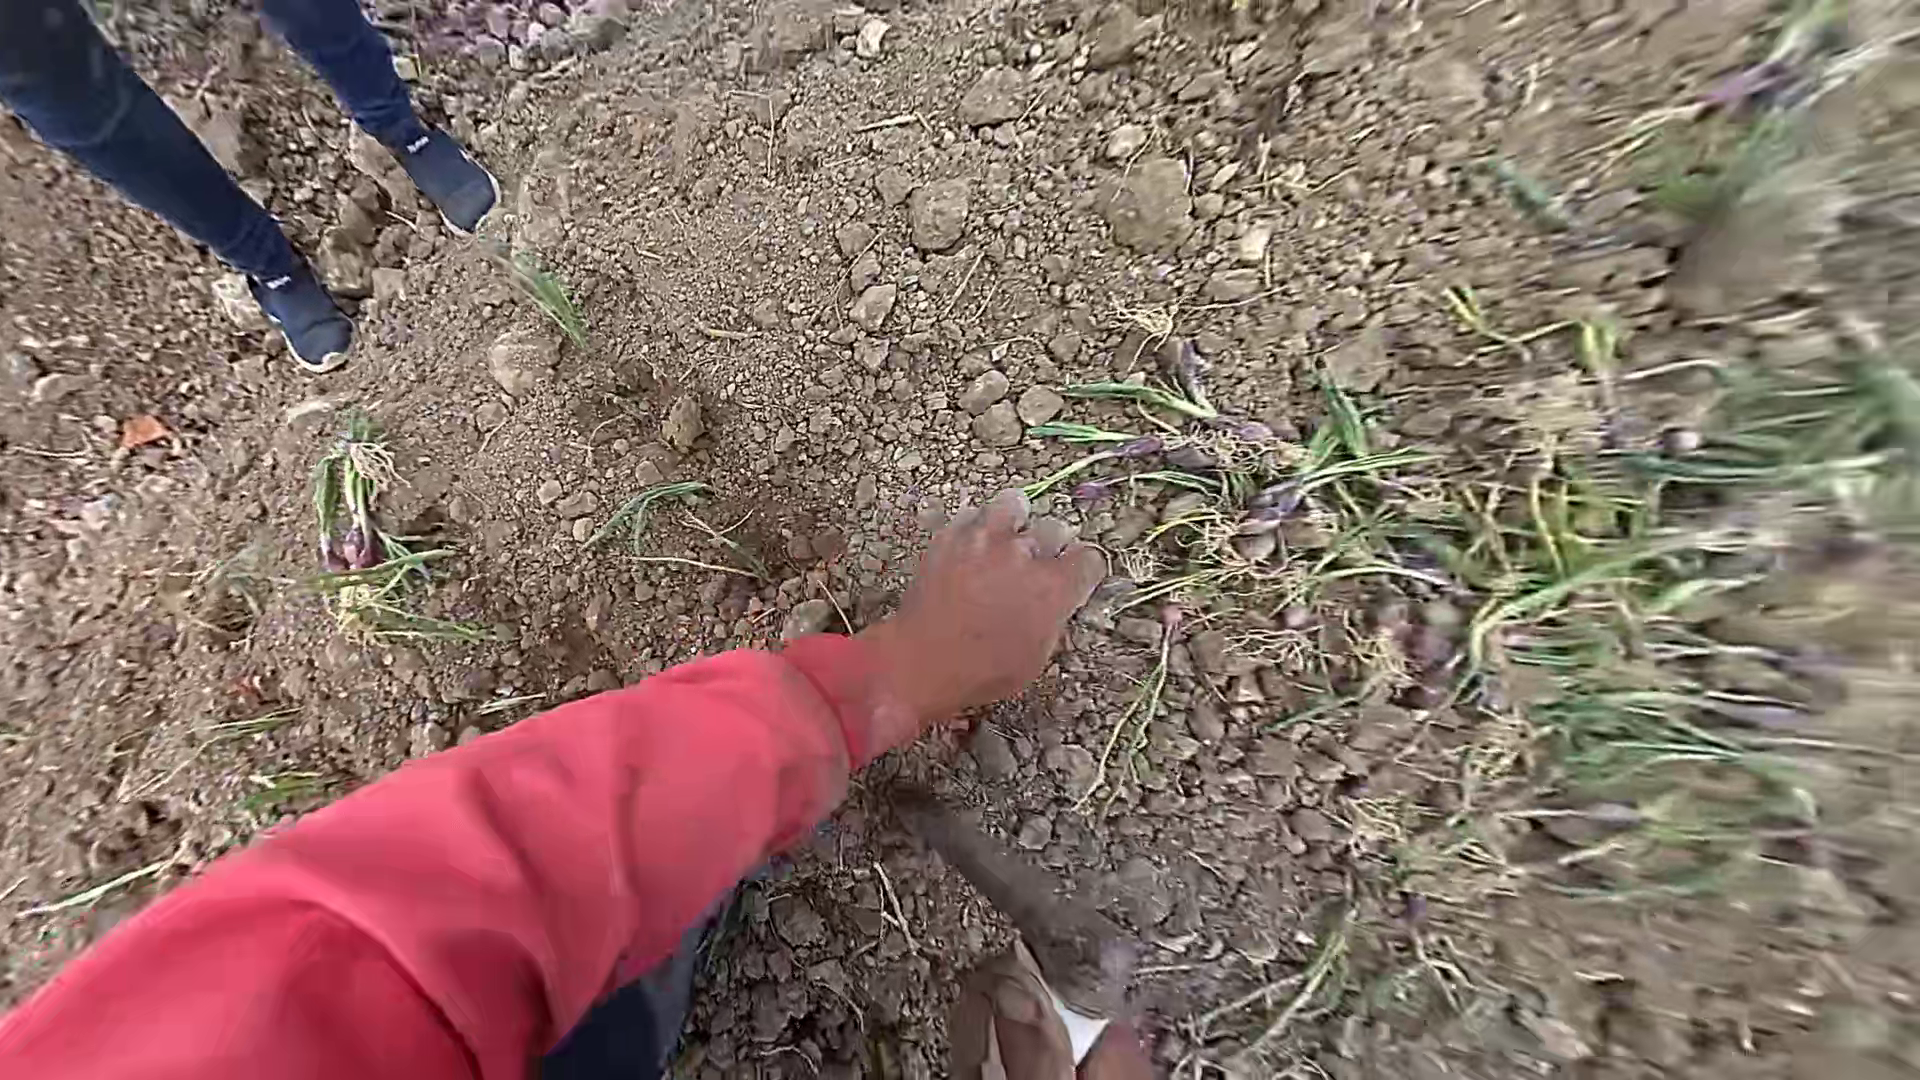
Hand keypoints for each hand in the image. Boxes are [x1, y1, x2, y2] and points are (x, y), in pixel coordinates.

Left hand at [859, 489, 1104, 726]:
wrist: (921, 661)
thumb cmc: (982, 671)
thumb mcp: (1036, 657)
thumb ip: (1054, 618)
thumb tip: (1057, 603)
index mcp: (1053, 587)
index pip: (1090, 559)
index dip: (1084, 569)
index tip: (1075, 575)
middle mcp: (1024, 554)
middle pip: (1055, 528)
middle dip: (1051, 545)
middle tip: (1037, 563)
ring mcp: (985, 540)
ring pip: (1014, 503)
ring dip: (1016, 519)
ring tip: (1008, 536)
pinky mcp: (951, 536)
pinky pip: (971, 514)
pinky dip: (975, 526)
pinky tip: (973, 544)